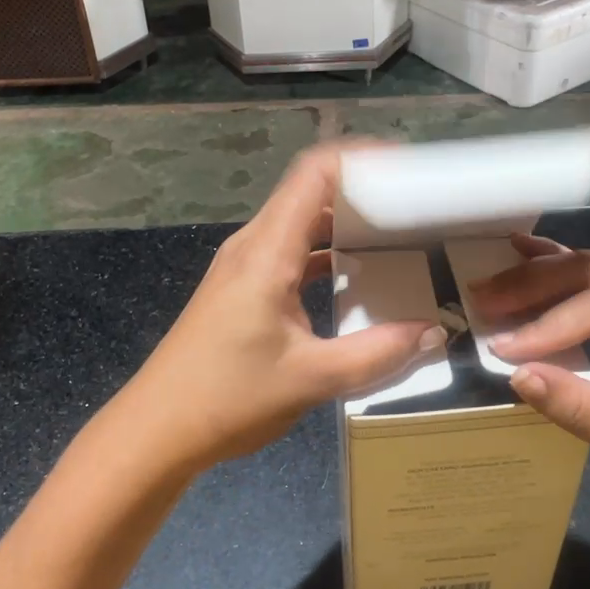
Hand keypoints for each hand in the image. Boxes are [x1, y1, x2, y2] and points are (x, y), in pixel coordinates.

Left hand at [116, 143, 444, 469]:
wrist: (156, 431)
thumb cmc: (228, 398)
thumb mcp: (313, 378)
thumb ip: (378, 353)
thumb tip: (433, 334)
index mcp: (267, 252)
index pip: (314, 174)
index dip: (359, 158)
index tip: (405, 167)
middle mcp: (253, 246)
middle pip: (310, 193)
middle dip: (362, 190)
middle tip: (414, 205)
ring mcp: (243, 266)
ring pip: (300, 223)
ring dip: (344, 223)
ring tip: (396, 234)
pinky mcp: (241, 288)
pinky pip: (291, 252)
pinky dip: (326, 254)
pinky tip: (357, 276)